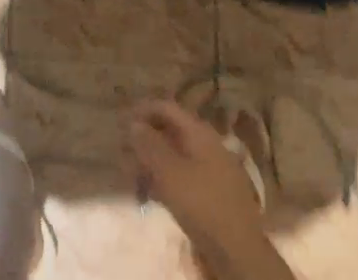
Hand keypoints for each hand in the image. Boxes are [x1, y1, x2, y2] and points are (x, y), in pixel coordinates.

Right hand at [127, 100, 265, 253]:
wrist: (237, 249)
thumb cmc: (201, 203)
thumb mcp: (169, 172)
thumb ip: (149, 145)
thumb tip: (134, 123)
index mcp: (199, 133)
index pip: (167, 108)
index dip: (142, 111)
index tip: (120, 123)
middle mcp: (207, 145)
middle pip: (170, 132)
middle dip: (145, 140)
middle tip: (123, 154)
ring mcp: (211, 169)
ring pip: (175, 156)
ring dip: (152, 163)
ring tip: (133, 179)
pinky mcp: (211, 192)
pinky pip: (182, 176)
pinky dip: (164, 180)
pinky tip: (152, 195)